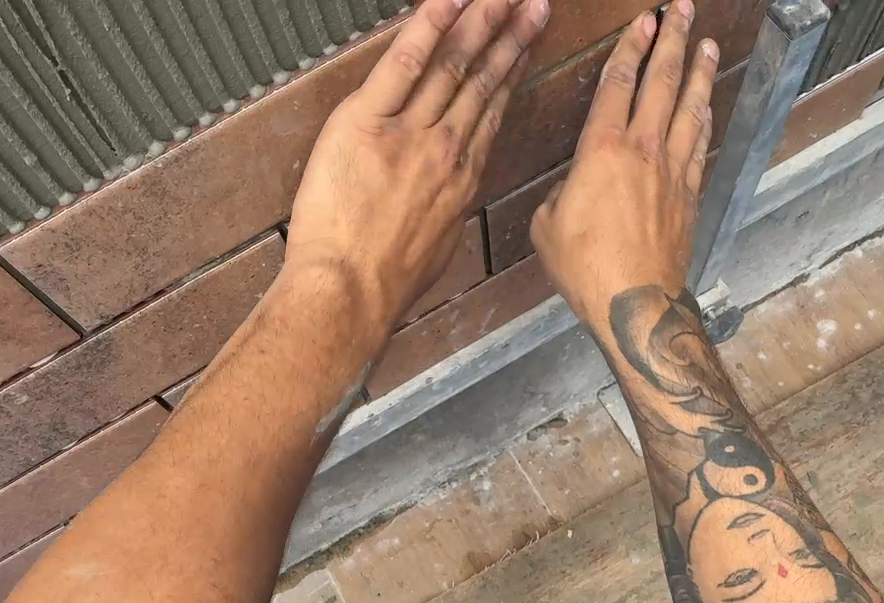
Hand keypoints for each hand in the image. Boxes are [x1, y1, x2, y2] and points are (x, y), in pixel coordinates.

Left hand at [286, 0, 550, 336]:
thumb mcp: (435, 254)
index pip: (490, 115)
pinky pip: (403, 62)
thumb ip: (446, 216)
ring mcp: (409, 134)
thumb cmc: (387, 286)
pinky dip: (427, 24)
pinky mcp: (366, 124)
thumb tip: (448, 205)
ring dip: (481, 19)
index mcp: (460, 184)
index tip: (523, 49)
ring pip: (452, 65)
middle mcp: (445, 152)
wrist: (351, 293)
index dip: (509, 76)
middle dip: (510, 36)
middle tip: (532, 3)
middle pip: (482, 82)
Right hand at [530, 3, 717, 328]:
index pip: (618, 83)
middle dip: (674, 41)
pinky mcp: (688, 195)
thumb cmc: (583, 267)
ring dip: (699, 72)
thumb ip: (558, 196)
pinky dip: (704, 119)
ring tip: (707, 44)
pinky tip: (706, 106)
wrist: (632, 299)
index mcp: (601, 150)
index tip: (644, 20)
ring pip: (690, 108)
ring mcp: (671, 170)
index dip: (631, 47)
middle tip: (684, 10)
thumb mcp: (546, 228)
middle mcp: (642, 150)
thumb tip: (571, 190)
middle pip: (663, 82)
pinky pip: (700, 145)